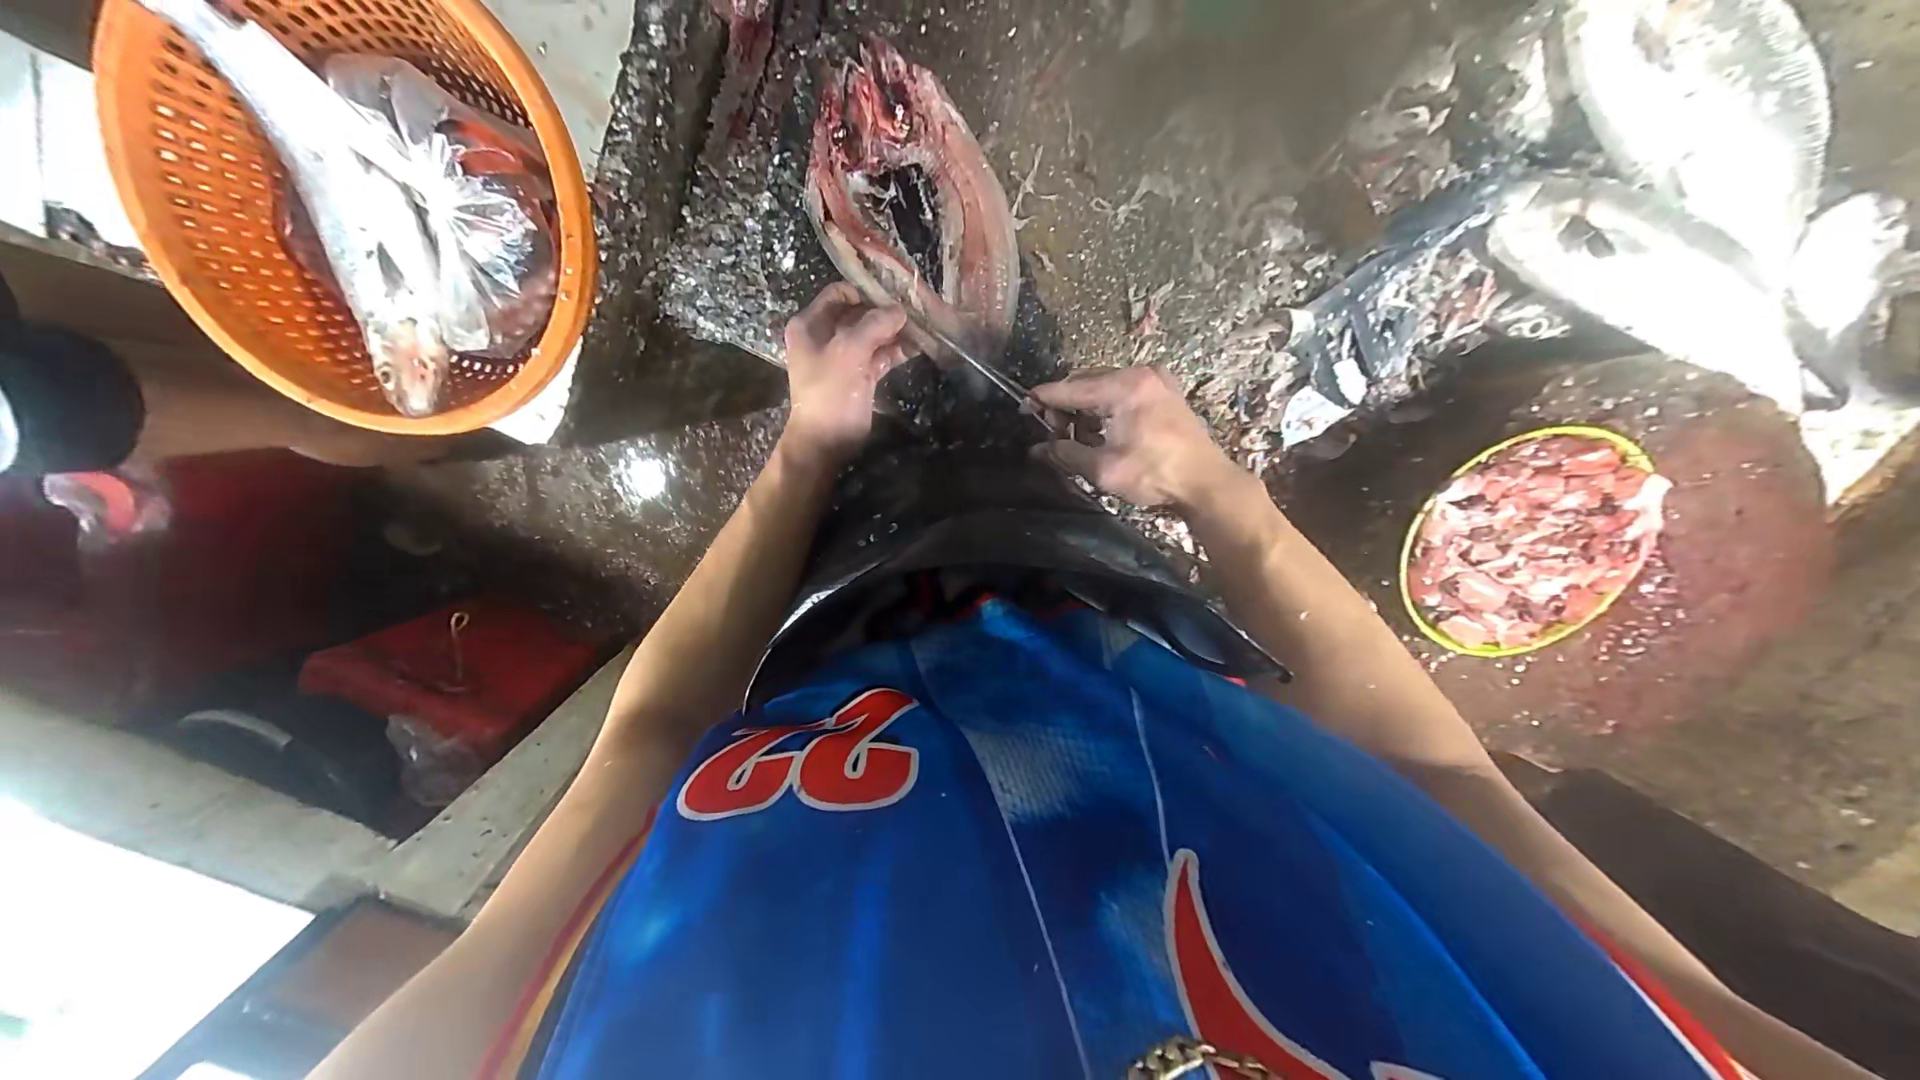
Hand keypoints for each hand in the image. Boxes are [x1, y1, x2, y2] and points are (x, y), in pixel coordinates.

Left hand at [781, 283, 909, 466]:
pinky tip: (919, 346)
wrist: (826, 442)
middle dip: (887, 312)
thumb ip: (874, 325)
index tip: (895, 292)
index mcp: (811, 324)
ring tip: (924, 326)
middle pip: (860, 314)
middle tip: (916, 309)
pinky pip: (880, 355)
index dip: (866, 291)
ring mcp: (843, 357)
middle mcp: (825, 336)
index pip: (840, 294)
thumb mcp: (848, 352)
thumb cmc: (829, 393)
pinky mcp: (860, 376)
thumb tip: (899, 310)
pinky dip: (897, 351)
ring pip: (873, 335)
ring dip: (896, 331)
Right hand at [1029, 366, 1244, 509]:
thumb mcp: (1103, 469)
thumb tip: (1038, 450)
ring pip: (1104, 387)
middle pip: (1086, 382)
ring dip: (1086, 409)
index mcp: (1124, 387)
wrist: (1206, 483)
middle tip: (1053, 433)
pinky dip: (1106, 407)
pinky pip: (1123, 392)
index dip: (1043, 399)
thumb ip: (1066, 454)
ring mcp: (1156, 380)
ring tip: (1079, 437)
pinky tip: (1102, 431)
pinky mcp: (1164, 392)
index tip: (1023, 408)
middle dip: (1065, 406)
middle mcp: (1140, 374)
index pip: (1070, 387)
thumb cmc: (1156, 474)